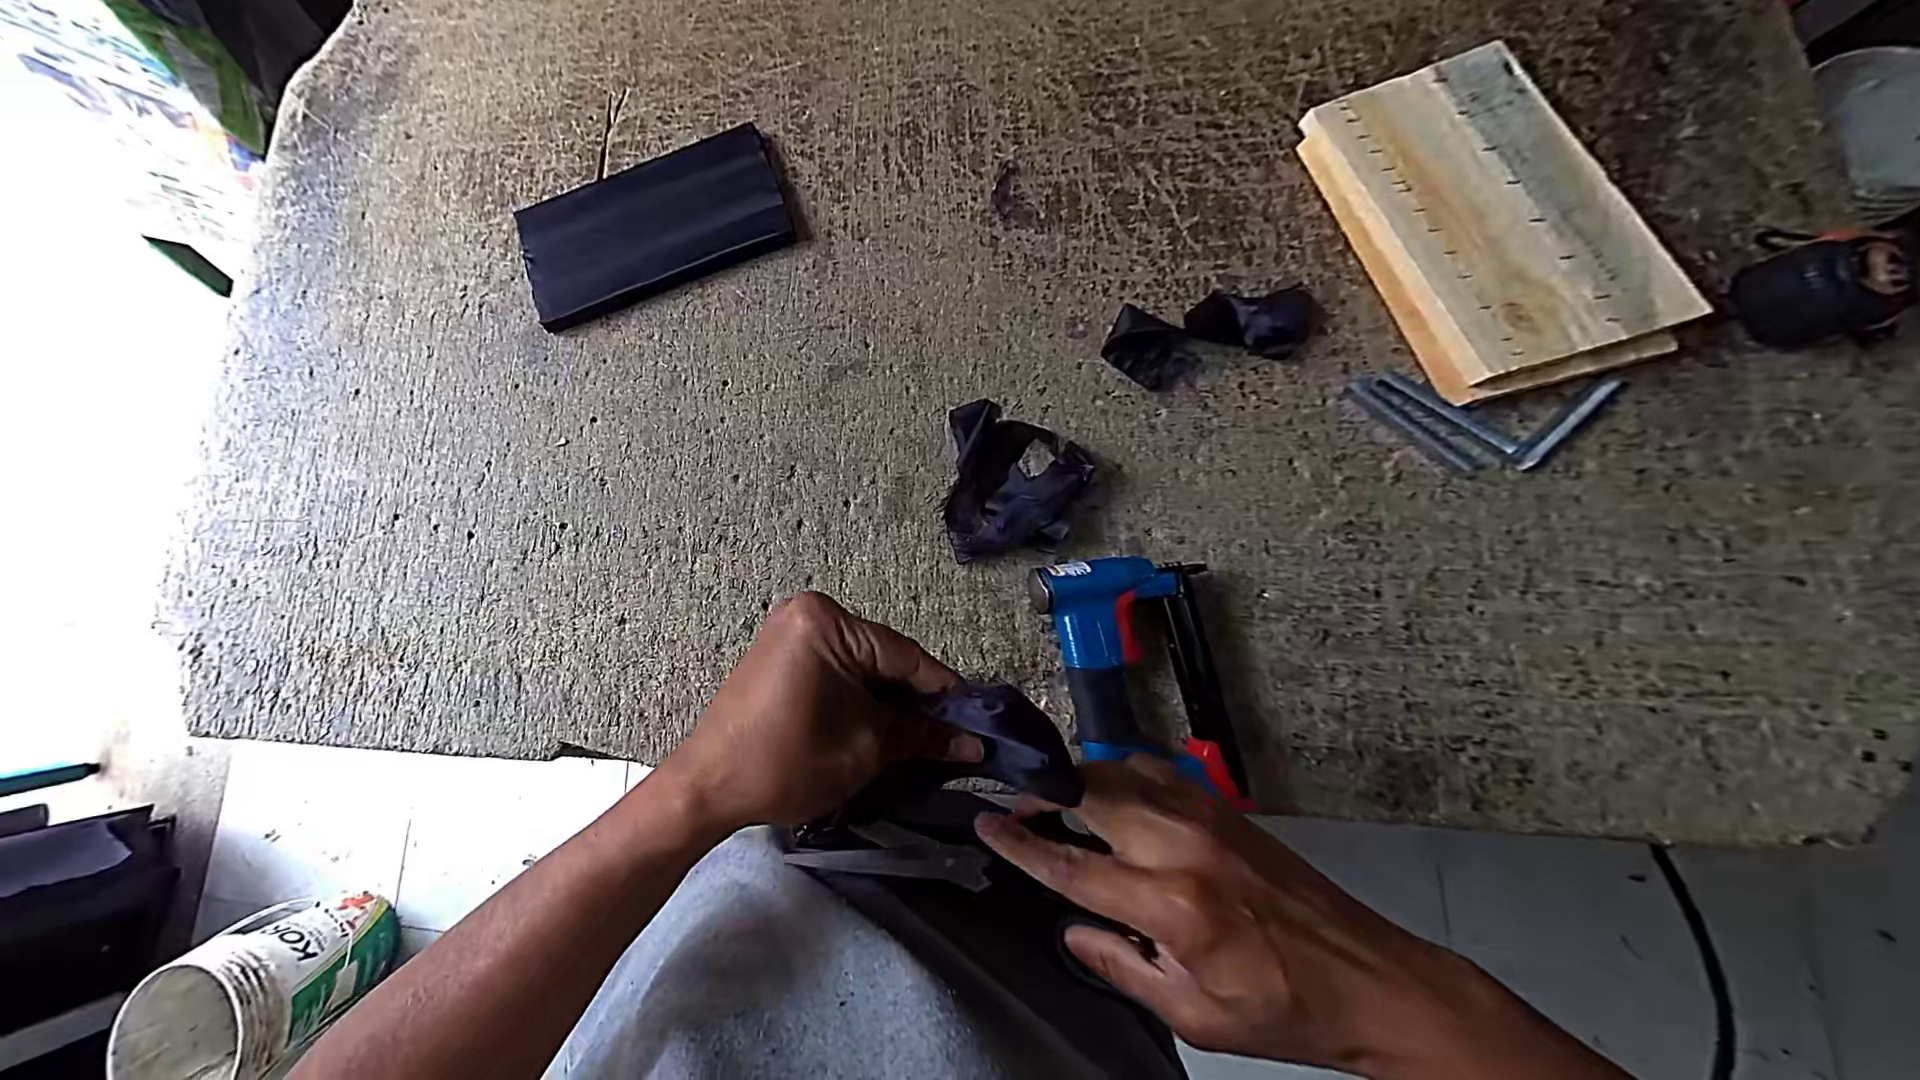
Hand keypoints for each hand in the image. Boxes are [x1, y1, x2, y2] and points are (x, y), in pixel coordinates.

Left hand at [655, 592, 980, 831]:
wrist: (705, 789)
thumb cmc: (783, 763)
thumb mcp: (866, 747)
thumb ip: (924, 736)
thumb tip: (971, 744)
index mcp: (826, 621)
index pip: (906, 655)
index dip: (945, 691)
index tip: (975, 718)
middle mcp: (808, 612)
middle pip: (884, 657)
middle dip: (916, 697)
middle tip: (951, 731)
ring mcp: (790, 630)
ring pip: (862, 664)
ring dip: (890, 698)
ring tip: (920, 732)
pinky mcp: (781, 653)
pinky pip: (837, 668)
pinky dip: (861, 695)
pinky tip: (881, 721)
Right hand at [975, 756, 1631, 1079]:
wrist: (1368, 976)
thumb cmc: (1278, 1008)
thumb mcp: (1192, 1015)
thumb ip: (1120, 964)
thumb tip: (1070, 925)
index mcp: (1173, 906)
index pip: (1074, 869)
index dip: (1022, 845)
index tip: (987, 822)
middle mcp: (1182, 845)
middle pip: (1090, 795)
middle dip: (1044, 792)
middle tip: (1018, 802)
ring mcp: (1203, 814)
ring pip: (1118, 770)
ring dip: (1078, 778)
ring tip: (1055, 796)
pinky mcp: (1220, 804)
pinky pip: (1151, 769)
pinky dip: (1118, 772)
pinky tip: (1109, 791)